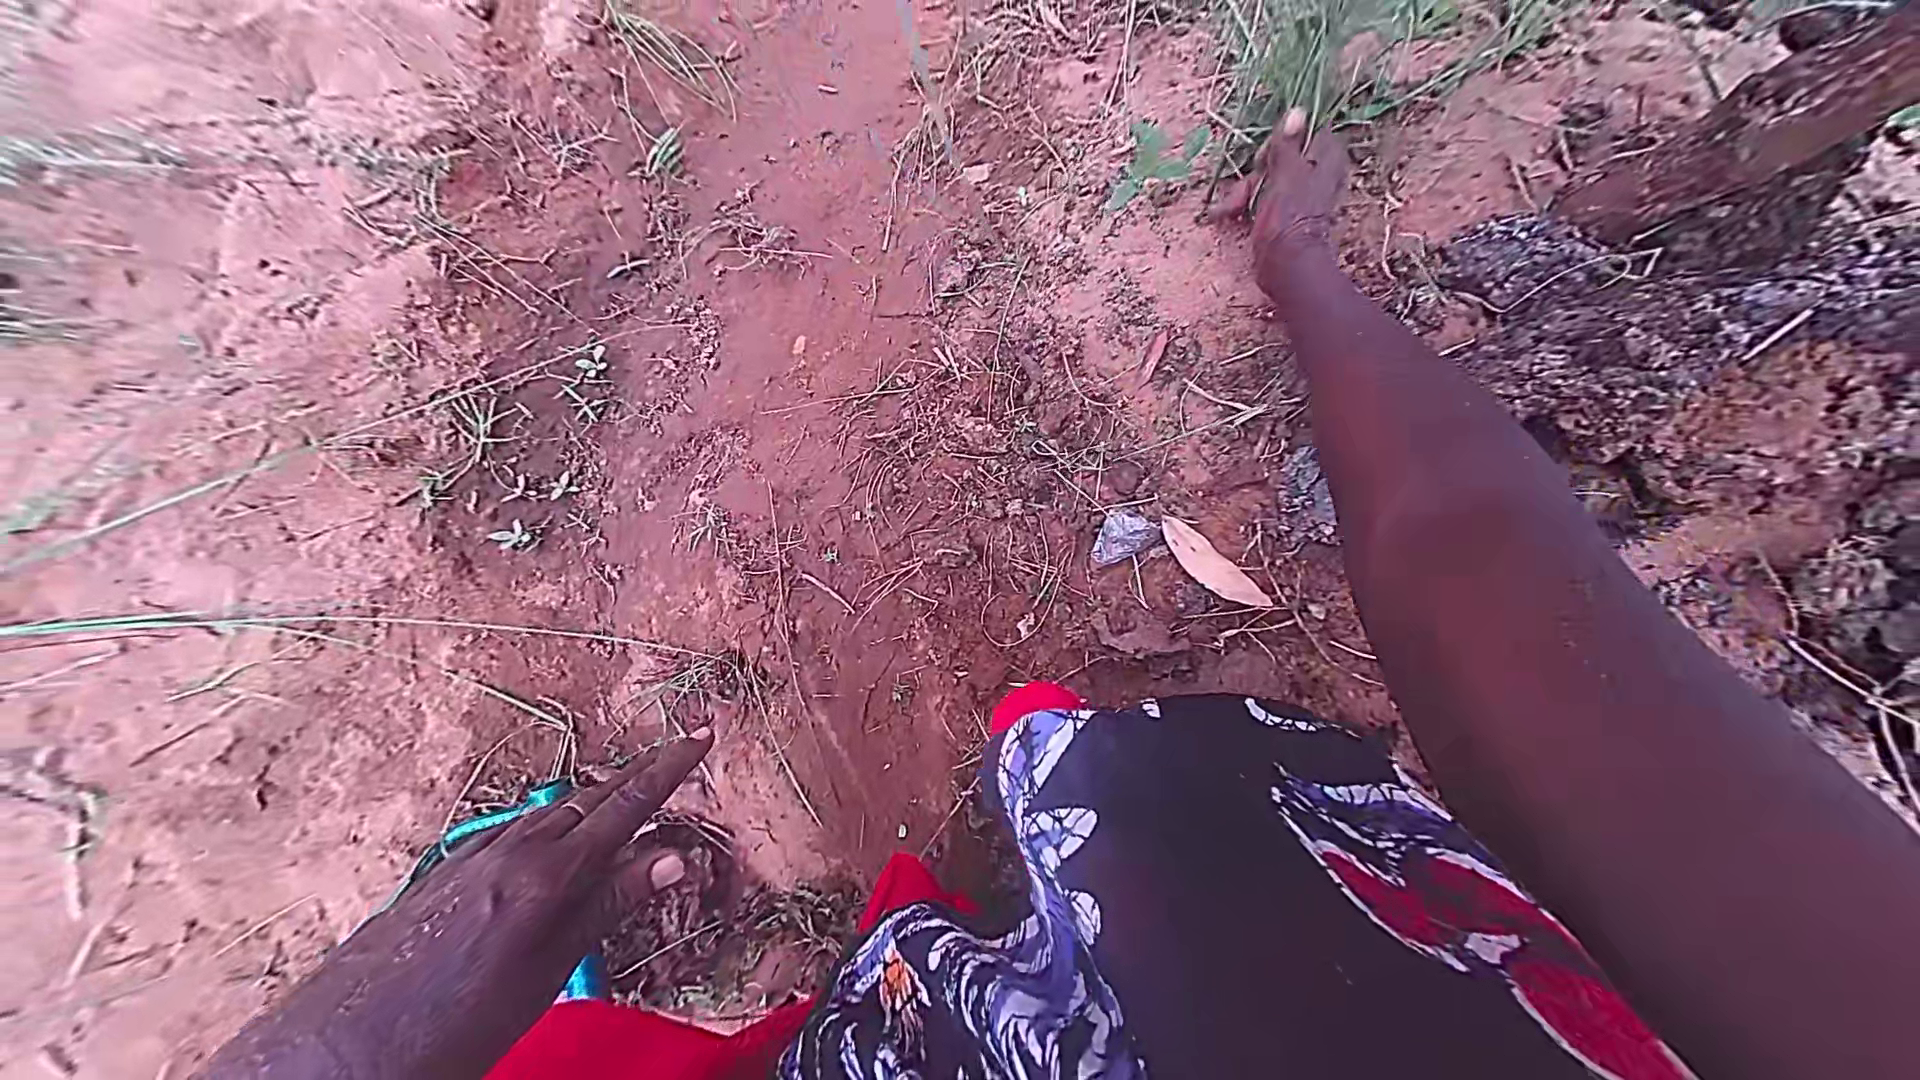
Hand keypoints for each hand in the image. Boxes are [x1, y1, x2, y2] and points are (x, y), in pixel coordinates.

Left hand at [202, 731, 714, 1079]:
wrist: (319, 1065)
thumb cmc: (449, 1032)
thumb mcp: (545, 974)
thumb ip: (609, 904)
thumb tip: (674, 856)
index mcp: (548, 875)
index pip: (628, 806)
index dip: (671, 769)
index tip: (702, 737)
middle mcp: (515, 851)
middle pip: (595, 796)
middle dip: (642, 772)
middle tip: (678, 752)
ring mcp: (476, 856)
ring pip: (557, 808)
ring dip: (601, 793)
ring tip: (630, 788)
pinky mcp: (447, 871)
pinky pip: (517, 827)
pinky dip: (554, 816)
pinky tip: (554, 829)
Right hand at [1212, 108, 1347, 297]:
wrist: (1285, 266)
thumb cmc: (1287, 219)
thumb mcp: (1285, 174)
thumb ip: (1288, 144)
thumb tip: (1297, 111)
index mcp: (1325, 158)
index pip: (1302, 134)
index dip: (1279, 142)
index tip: (1262, 157)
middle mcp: (1317, 174)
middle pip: (1280, 160)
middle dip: (1255, 175)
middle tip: (1240, 192)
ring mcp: (1301, 198)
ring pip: (1268, 182)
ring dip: (1244, 194)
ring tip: (1225, 212)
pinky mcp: (1286, 218)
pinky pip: (1264, 202)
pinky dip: (1248, 208)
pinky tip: (1227, 217)